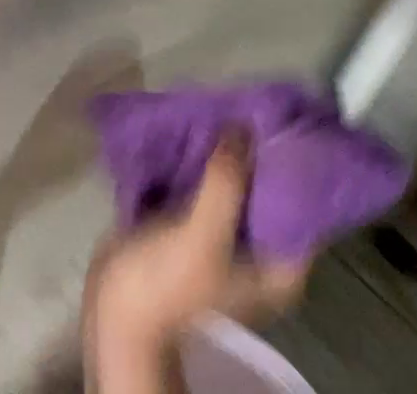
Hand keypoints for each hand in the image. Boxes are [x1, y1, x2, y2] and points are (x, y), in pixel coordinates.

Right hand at [85, 132, 309, 392]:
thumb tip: (242, 128)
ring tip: (217, 110)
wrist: (113, 309)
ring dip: (221, 156)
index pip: (303, 209)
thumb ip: (226, 183)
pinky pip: (199, 190)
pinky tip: (187, 133)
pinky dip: (194, 166)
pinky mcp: (187, 228)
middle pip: (264, 194)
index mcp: (278, 266)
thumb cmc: (167, 284)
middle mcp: (256, 251)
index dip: (297, 168)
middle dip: (253, 155)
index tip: (285, 123)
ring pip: (230, 189)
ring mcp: (219, 239)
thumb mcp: (202, 235)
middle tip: (246, 107)